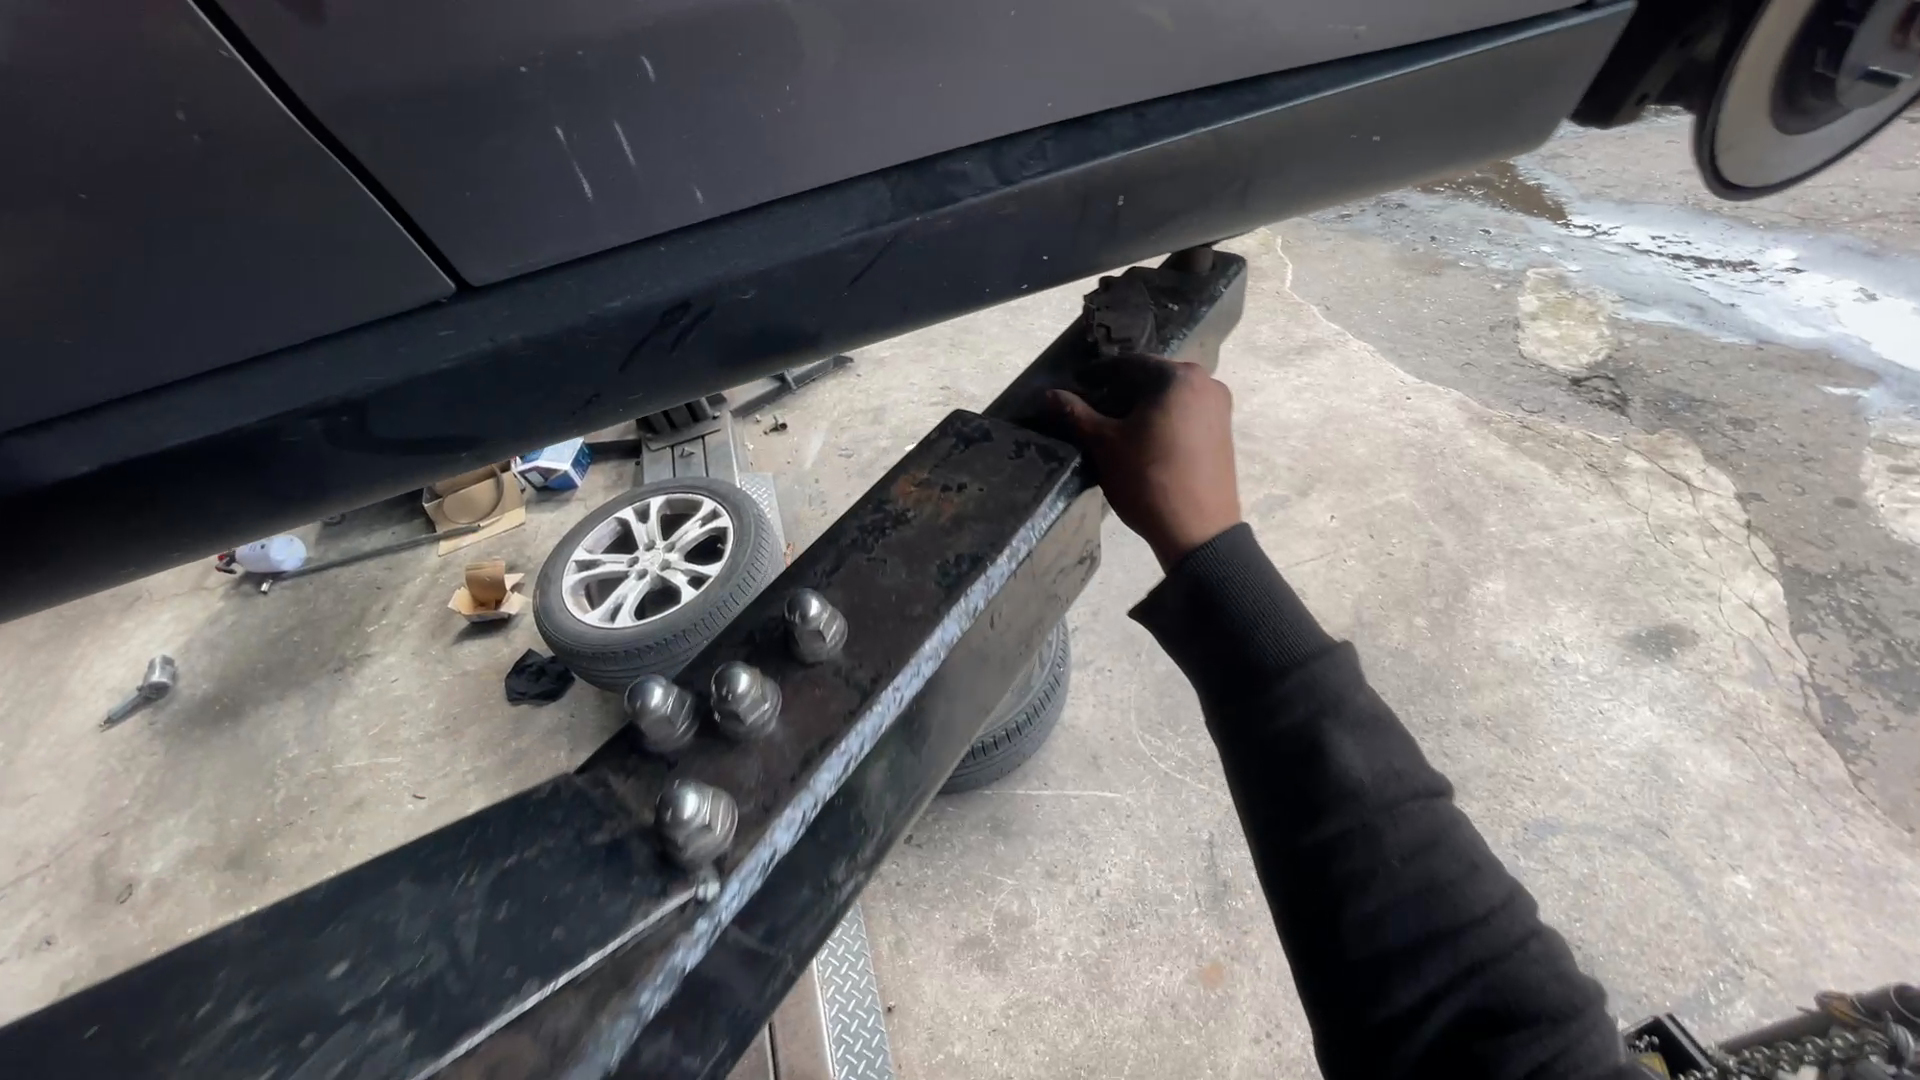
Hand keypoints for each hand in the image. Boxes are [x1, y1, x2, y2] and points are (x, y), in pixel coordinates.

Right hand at [1049, 357, 1241, 570]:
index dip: (1097, 375)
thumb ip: (1076, 414)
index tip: (1076, 386)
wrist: (1197, 530)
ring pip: (1168, 397)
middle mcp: (1205, 382)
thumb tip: (1047, 395)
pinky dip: (1160, 419)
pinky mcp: (1222, 431)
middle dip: (1119, 392)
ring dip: (1140, 407)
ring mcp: (1218, 407)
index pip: (1128, 364)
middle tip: (1091, 409)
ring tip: (1113, 428)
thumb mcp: (1104, 444)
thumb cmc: (1147, 480)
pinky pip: (1184, 413)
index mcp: (1177, 376)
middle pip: (1151, 379)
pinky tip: (1141, 440)